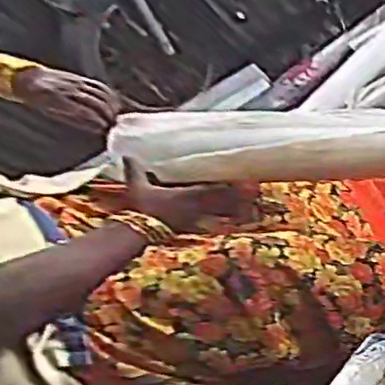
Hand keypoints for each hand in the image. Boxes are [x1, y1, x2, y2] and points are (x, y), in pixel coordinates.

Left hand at [10, 66, 123, 132]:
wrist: (24, 78)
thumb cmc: (36, 99)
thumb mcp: (50, 112)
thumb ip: (74, 119)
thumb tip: (97, 128)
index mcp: (59, 99)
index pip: (86, 112)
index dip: (99, 122)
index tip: (107, 130)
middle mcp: (70, 89)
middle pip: (98, 103)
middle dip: (110, 115)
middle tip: (116, 125)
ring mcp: (76, 82)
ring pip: (103, 94)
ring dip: (113, 106)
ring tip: (118, 116)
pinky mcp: (79, 78)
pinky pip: (100, 87)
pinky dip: (110, 96)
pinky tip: (114, 103)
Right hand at [122, 157, 252, 233]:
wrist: (142, 229)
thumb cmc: (142, 206)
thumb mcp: (137, 185)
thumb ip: (135, 170)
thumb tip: (126, 154)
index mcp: (188, 194)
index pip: (213, 187)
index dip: (229, 184)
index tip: (243, 179)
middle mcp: (199, 206)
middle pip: (225, 200)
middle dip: (241, 195)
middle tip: (257, 190)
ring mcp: (201, 218)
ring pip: (225, 213)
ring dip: (241, 209)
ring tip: (257, 206)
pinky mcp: (200, 228)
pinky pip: (219, 226)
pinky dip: (232, 224)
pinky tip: (243, 225)